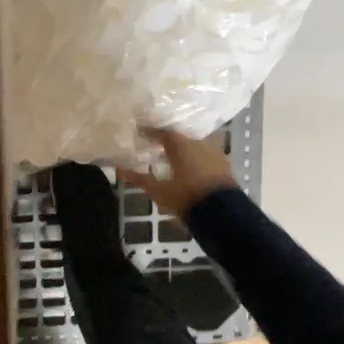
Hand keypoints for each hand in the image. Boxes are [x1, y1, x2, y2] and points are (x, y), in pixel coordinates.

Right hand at [116, 128, 236, 217]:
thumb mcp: (159, 191)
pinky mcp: (224, 164)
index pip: (162, 131)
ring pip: (195, 143)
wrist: (222, 212)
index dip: (150, 131)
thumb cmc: (186, 198)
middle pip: (180, 136)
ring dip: (184, 147)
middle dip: (167, 139)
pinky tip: (192, 166)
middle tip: (155, 144)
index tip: (140, 132)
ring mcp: (215, 152)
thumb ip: (139, 178)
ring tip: (173, 156)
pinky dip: (197, 156)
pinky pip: (207, 153)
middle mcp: (198, 142)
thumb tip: (118, 169)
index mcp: (181, 145)